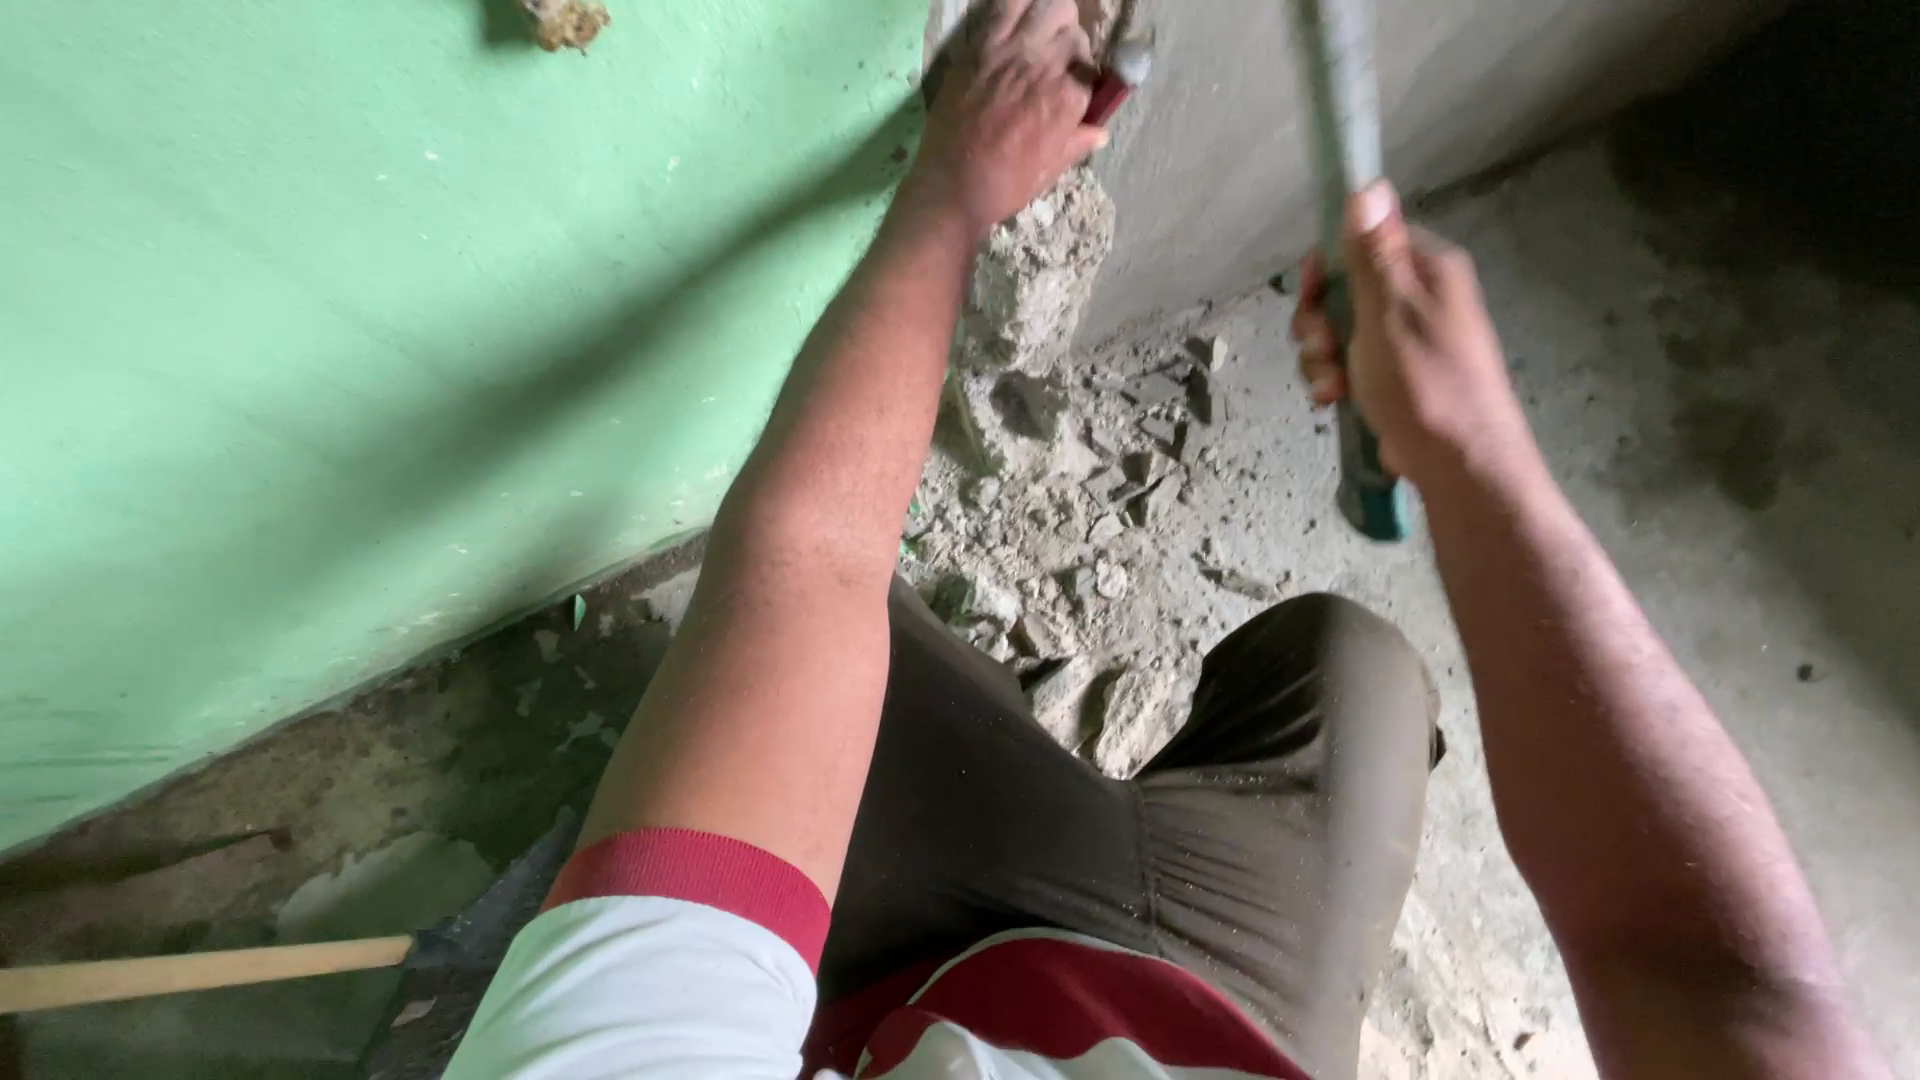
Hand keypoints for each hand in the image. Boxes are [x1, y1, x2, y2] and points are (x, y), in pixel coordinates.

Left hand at [905, 0, 1109, 236]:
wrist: (953, 184)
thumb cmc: (1004, 185)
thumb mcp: (1050, 171)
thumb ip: (1077, 143)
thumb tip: (1101, 131)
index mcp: (1068, 100)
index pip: (1092, 70)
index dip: (1084, 79)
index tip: (1073, 88)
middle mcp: (1047, 66)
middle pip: (1074, 33)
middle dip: (1070, 47)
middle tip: (1055, 63)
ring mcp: (1013, 50)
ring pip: (1051, 6)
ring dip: (1052, 18)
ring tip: (1041, 36)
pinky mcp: (983, 43)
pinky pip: (1009, 3)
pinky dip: (1020, 4)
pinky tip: (1019, 18)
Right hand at [1290, 181, 1535, 484]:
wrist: (1454, 459)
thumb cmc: (1424, 383)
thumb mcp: (1391, 314)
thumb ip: (1374, 255)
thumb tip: (1367, 187)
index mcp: (1425, 270)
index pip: (1363, 241)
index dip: (1328, 267)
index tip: (1311, 295)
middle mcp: (1414, 297)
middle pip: (1340, 289)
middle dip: (1316, 322)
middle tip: (1322, 348)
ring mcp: (1399, 338)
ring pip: (1334, 331)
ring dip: (1319, 358)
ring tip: (1331, 387)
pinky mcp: (1386, 373)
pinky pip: (1342, 362)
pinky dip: (1330, 379)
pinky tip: (1333, 401)